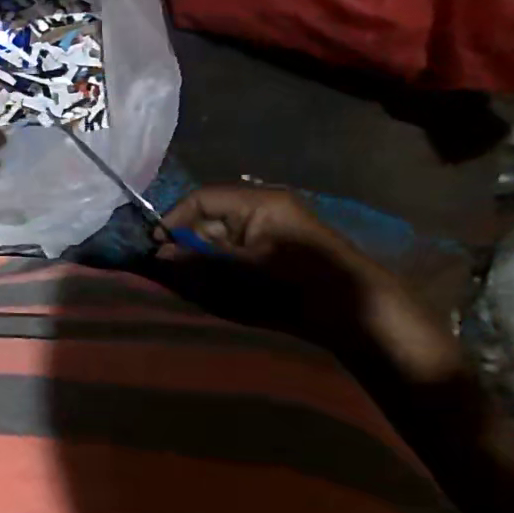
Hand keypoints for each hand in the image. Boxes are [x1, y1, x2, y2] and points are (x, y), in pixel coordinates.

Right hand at [156, 185, 365, 277]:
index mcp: (258, 201)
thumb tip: (160, 252)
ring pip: (217, 236)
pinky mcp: (271, 252)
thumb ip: (200, 258)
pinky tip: (215, 282)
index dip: (175, 217)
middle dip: (187, 239)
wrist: (356, 314)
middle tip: (173, 265)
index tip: (157, 243)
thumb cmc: (300, 282)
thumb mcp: (244, 268)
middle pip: (208, 216)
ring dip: (202, 256)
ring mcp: (267, 230)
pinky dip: (218, 265)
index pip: (202, 198)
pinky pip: (232, 251)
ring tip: (194, 277)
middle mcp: (261, 208)